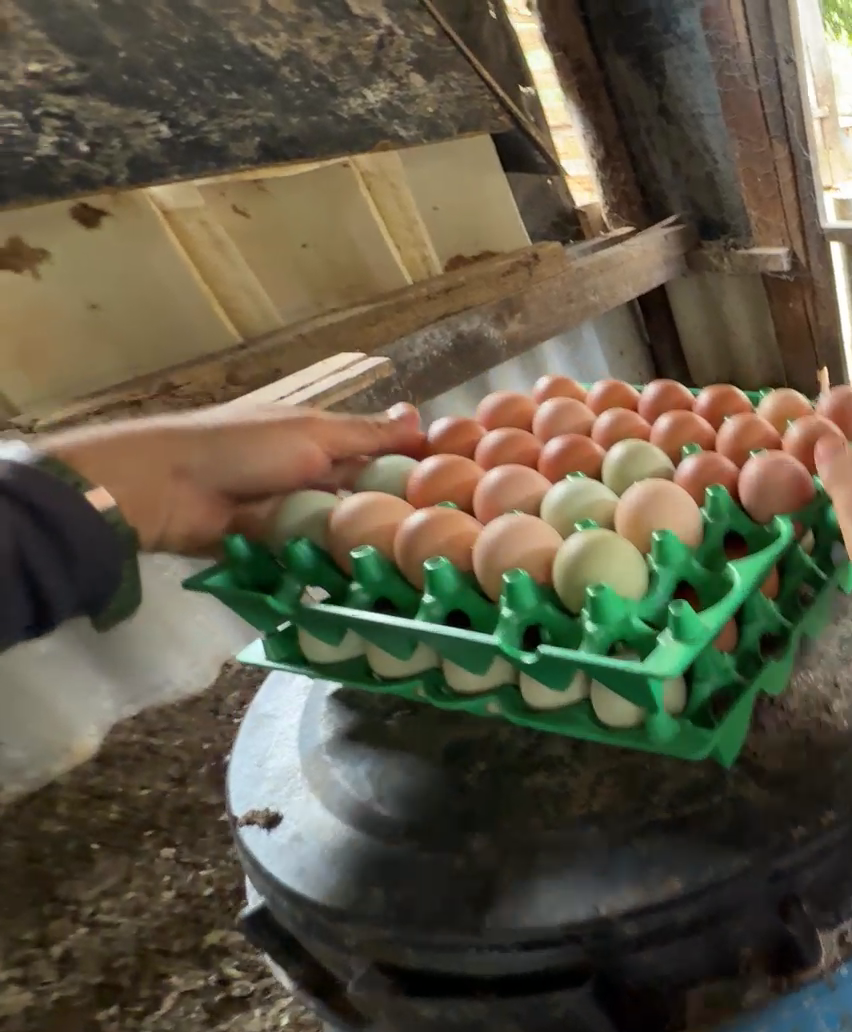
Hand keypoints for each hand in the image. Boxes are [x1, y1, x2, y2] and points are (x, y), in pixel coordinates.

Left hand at [37, 404, 422, 555]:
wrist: (160, 491)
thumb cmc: (239, 447)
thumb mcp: (311, 432)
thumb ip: (369, 433)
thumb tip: (422, 417)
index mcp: (321, 440)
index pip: (382, 448)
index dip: (417, 459)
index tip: (461, 476)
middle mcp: (315, 474)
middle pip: (373, 488)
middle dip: (406, 501)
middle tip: (456, 520)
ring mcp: (301, 510)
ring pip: (355, 522)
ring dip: (380, 531)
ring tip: (428, 547)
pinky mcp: (286, 544)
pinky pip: (326, 550)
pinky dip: (348, 555)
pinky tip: (387, 564)